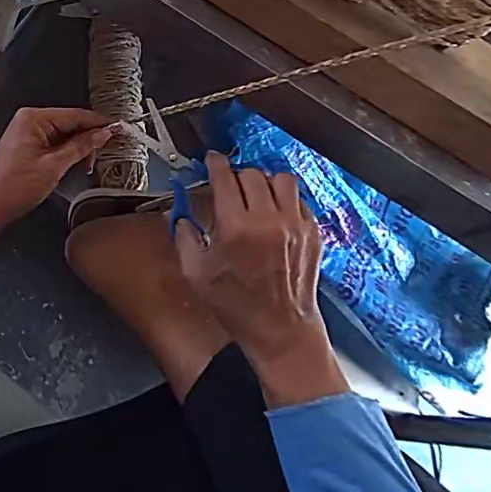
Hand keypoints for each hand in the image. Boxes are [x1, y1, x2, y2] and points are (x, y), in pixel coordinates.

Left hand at [0, 108, 116, 253]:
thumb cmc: (15, 187)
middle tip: (108, 150)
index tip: (118, 129)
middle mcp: (29, 120)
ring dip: (79, 148)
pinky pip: (54, 143)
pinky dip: (67, 153)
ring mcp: (27, 133)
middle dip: (89, 138)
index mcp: (33, 118)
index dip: (98, 123)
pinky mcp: (27, 146)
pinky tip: (77, 163)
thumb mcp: (54, 166)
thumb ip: (81, 147)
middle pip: (69, 123)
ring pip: (63, 135)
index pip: (74, 115)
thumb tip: (103, 134)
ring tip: (91, 163)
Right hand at [174, 152, 346, 407]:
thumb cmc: (237, 306)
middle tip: (229, 185)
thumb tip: (179, 215)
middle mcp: (268, 220)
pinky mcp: (312, 232)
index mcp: (236, 227)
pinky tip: (274, 212)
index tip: (212, 160)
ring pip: (281, 179)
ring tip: (256, 193)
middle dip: (236, 175)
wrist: (280, 330)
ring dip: (264, 181)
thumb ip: (184, 238)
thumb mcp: (196, 274)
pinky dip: (285, 199)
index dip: (215, 163)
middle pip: (251, 174)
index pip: (225, 177)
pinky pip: (299, 199)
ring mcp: (294, 225)